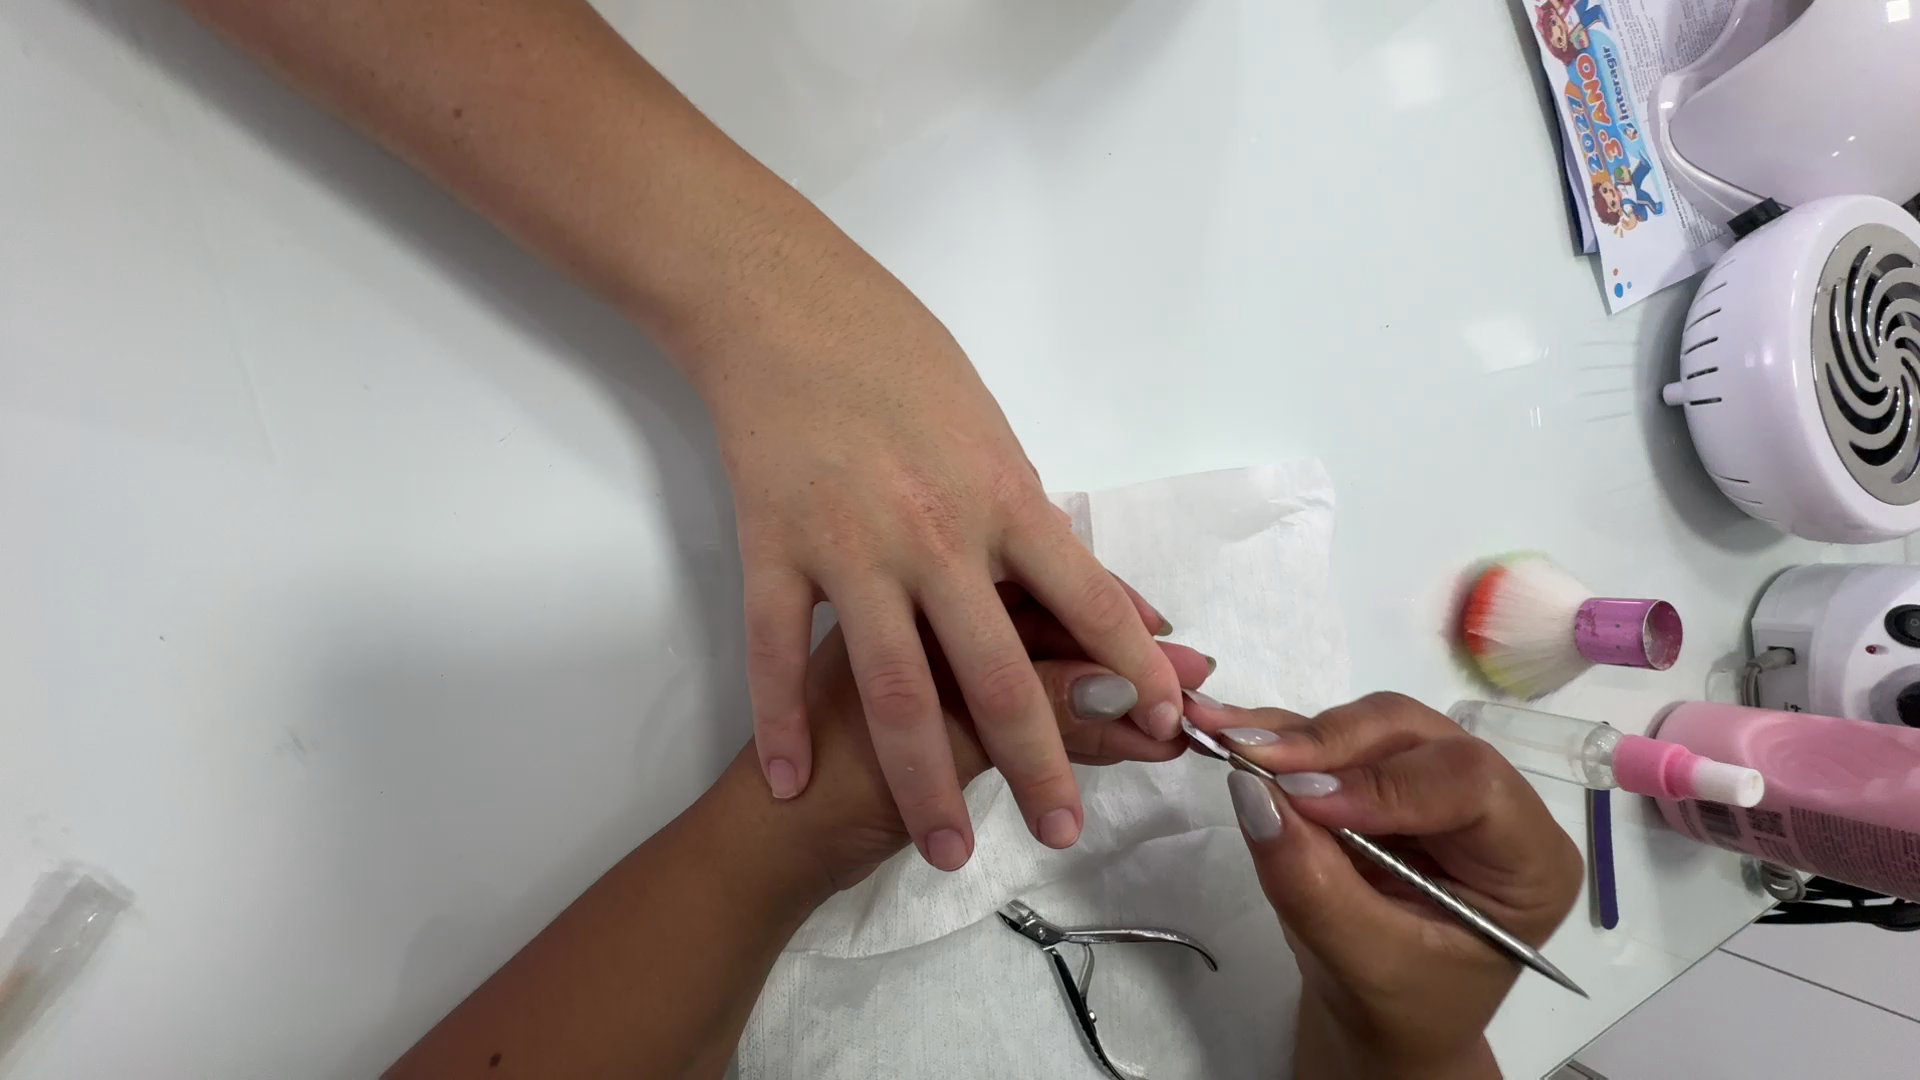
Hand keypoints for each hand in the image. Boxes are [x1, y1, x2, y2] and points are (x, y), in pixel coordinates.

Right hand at [694, 264, 1182, 871]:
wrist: (787, 308)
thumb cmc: (901, 359)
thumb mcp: (993, 430)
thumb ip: (1041, 524)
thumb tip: (1108, 598)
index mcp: (1000, 497)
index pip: (1085, 600)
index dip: (1129, 668)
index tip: (1162, 724)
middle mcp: (933, 535)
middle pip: (996, 669)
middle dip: (1037, 759)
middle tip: (1062, 829)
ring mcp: (848, 547)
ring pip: (893, 685)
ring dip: (919, 776)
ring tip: (945, 846)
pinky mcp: (770, 549)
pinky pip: (774, 649)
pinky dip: (779, 720)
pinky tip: (790, 780)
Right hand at [1184, 692, 1582, 1079]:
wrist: (1380, 1014)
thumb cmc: (1397, 1004)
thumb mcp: (1362, 961)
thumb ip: (1312, 883)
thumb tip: (1251, 791)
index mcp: (1524, 857)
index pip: (1468, 783)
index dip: (1382, 781)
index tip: (1300, 798)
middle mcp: (1485, 802)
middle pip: (1410, 733)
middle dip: (1325, 742)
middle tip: (1246, 753)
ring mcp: (1424, 778)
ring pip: (1363, 723)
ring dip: (1290, 732)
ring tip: (1221, 734)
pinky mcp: (1372, 772)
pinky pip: (1324, 735)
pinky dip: (1272, 733)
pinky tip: (1224, 730)